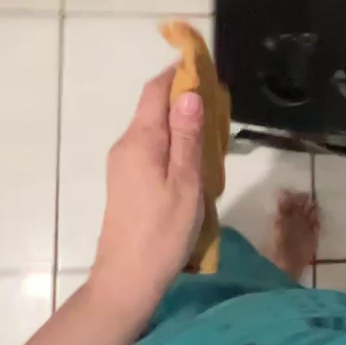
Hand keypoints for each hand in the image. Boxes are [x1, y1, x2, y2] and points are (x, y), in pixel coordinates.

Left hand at [86, 67, 205, 315]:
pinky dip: (174, 140)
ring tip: (215, 128)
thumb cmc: (161, 233)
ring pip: (154, 127)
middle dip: (184, 95)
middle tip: (221, 100)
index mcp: (140, 141)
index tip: (207, 65)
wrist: (127, 280)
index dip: (179, 72)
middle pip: (153, 106)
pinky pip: (152, 146)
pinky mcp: (127, 180)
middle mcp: (126, 145)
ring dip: (181, 119)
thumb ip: (187, 137)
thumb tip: (190, 93)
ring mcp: (124, 163)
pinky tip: (195, 156)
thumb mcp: (184, 183)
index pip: (156, 90)